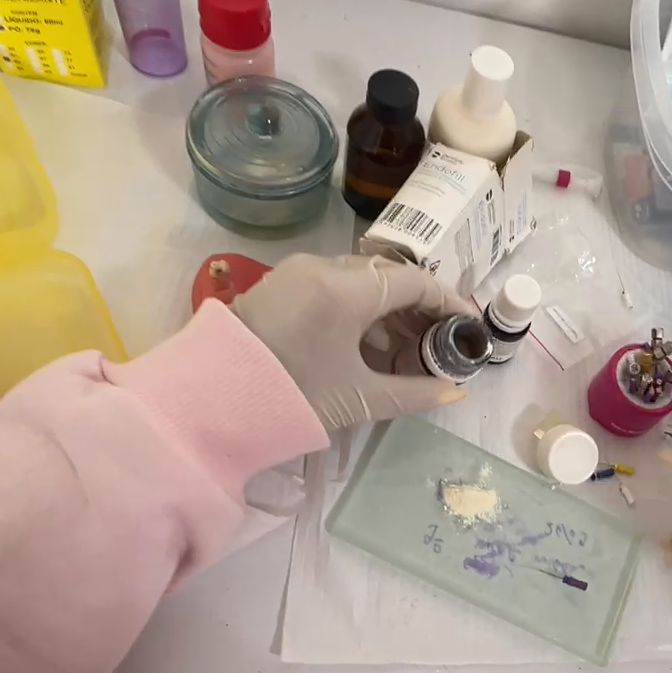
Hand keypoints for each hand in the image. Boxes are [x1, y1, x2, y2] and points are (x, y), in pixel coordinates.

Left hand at [231, 254, 474, 430]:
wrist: (204, 405)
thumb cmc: (288, 399)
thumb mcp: (357, 399)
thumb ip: (413, 392)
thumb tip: (453, 391)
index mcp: (345, 290)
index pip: (415, 281)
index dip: (447, 302)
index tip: (467, 325)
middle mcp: (322, 267)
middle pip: (389, 276)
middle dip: (418, 307)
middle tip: (437, 341)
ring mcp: (297, 272)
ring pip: (361, 279)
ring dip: (389, 308)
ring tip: (405, 348)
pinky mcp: (279, 285)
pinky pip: (334, 285)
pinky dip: (360, 308)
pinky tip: (368, 343)